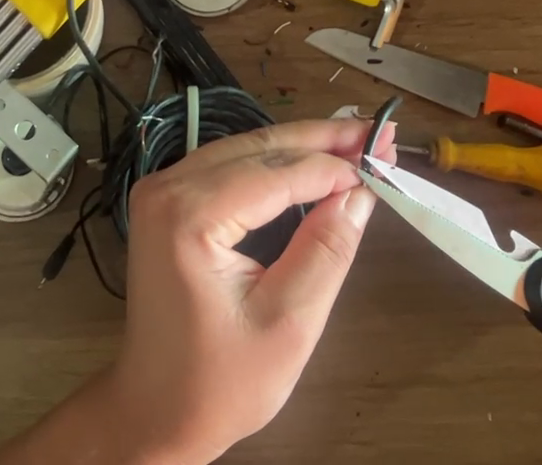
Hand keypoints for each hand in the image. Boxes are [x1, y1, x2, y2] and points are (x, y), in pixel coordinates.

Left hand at [98, 119, 396, 464]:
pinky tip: (310, 163)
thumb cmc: (221, 380)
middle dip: (322, 140)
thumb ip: (326, 250)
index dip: (334, 163)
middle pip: (258, 148)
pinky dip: (273, 165)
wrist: (156, 408)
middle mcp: (168, 187)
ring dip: (300, 147)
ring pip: (244, 151)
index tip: (385, 155)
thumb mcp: (288, 323)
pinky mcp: (166, 201)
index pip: (276, 172)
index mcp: (189, 214)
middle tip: (377, 133)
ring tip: (355, 143)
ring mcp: (161, 190)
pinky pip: (227, 167)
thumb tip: (360, 192)